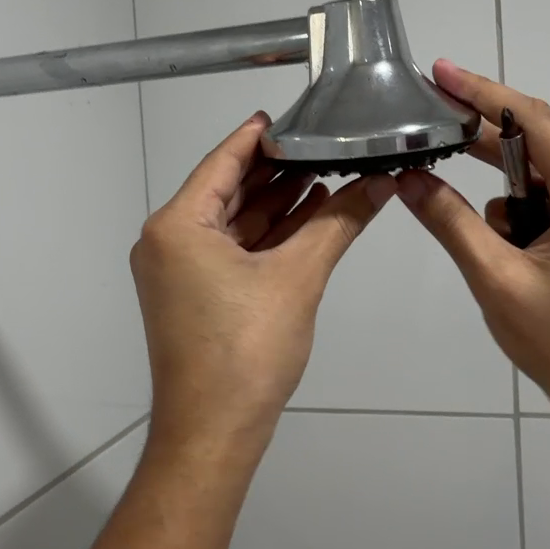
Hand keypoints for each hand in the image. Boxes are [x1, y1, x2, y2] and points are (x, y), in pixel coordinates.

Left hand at [132, 112, 393, 458]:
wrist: (214, 432)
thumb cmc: (246, 351)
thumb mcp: (298, 278)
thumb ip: (338, 223)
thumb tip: (381, 181)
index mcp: (176, 226)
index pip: (222, 162)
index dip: (259, 137)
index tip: (291, 116)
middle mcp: (168, 243)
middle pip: (227, 192)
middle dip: (276, 171)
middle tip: (322, 144)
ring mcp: (179, 273)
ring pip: (233, 225)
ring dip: (276, 205)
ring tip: (326, 176)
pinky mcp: (194, 298)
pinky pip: (233, 253)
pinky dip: (267, 238)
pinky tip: (307, 220)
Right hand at [396, 61, 549, 419]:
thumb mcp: (496, 280)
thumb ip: (450, 222)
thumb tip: (409, 177)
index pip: (534, 124)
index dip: (484, 94)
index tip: (441, 73)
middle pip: (537, 147)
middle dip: (481, 142)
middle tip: (428, 129)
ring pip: (539, 182)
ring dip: (503, 205)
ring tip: (495, 257)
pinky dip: (521, 220)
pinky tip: (513, 262)